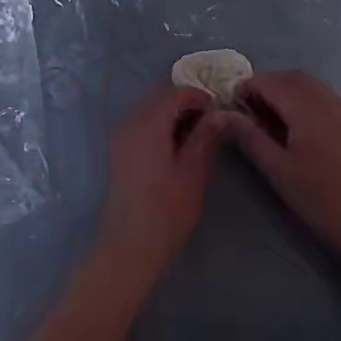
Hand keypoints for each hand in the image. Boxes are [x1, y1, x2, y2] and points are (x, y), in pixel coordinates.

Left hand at [93, 86, 229, 287]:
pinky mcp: (118, 153)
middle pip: (158, 98)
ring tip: (199, 133)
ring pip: (149, 111)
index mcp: (147, 124)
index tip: (220, 106)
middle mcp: (129, 124)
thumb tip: (221, 114)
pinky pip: (141, 126)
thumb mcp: (193, 172)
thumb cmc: (166, 211)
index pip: (174, 93)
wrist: (129, 246)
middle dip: (185, 102)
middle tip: (212, 118)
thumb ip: (205, 138)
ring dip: (172, 114)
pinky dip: (160, 126)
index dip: (198, 95)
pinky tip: (178, 145)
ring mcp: (120, 138)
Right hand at [231, 71, 340, 281]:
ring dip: (288, 91)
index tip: (232, 103)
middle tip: (249, 109)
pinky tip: (300, 128)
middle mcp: (331, 102)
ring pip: (313, 87)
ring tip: (272, 119)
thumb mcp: (279, 172)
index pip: (272, 82)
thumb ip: (251, 138)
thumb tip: (227, 116)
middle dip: (268, 85)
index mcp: (309, 110)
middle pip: (294, 78)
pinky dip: (307, 101)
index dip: (249, 87)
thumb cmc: (324, 201)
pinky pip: (327, 99)